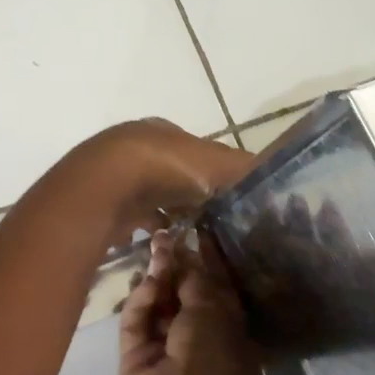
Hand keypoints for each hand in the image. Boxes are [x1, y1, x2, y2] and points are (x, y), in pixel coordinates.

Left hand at [69, 119, 255, 242]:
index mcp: (164, 131)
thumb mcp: (214, 162)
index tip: (232, 198)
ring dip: (169, 212)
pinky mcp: (104, 202)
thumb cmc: (163, 166)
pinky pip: (134, 216)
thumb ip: (243, 167)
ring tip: (191, 236)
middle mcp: (139, 146)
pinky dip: (149, 228)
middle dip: (191, 194)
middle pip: (173, 173)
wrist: (103, 187)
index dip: (216, 172)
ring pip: (152, 195)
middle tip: (214, 222)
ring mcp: (117, 174)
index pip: (197, 150)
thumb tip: (270, 173)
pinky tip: (162, 243)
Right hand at [117, 230, 259, 374]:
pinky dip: (141, 301)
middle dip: (172, 263)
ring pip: (155, 302)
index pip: (211, 282)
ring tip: (154, 248)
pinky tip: (149, 284)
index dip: (201, 256)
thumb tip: (183, 249)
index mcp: (223, 322)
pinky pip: (136, 320)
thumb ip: (192, 275)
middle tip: (161, 234)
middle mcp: (193, 331)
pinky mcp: (135, 353)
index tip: (190, 229)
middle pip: (179, 289)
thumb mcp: (210, 305)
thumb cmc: (212, 353)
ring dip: (156, 276)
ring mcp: (162, 343)